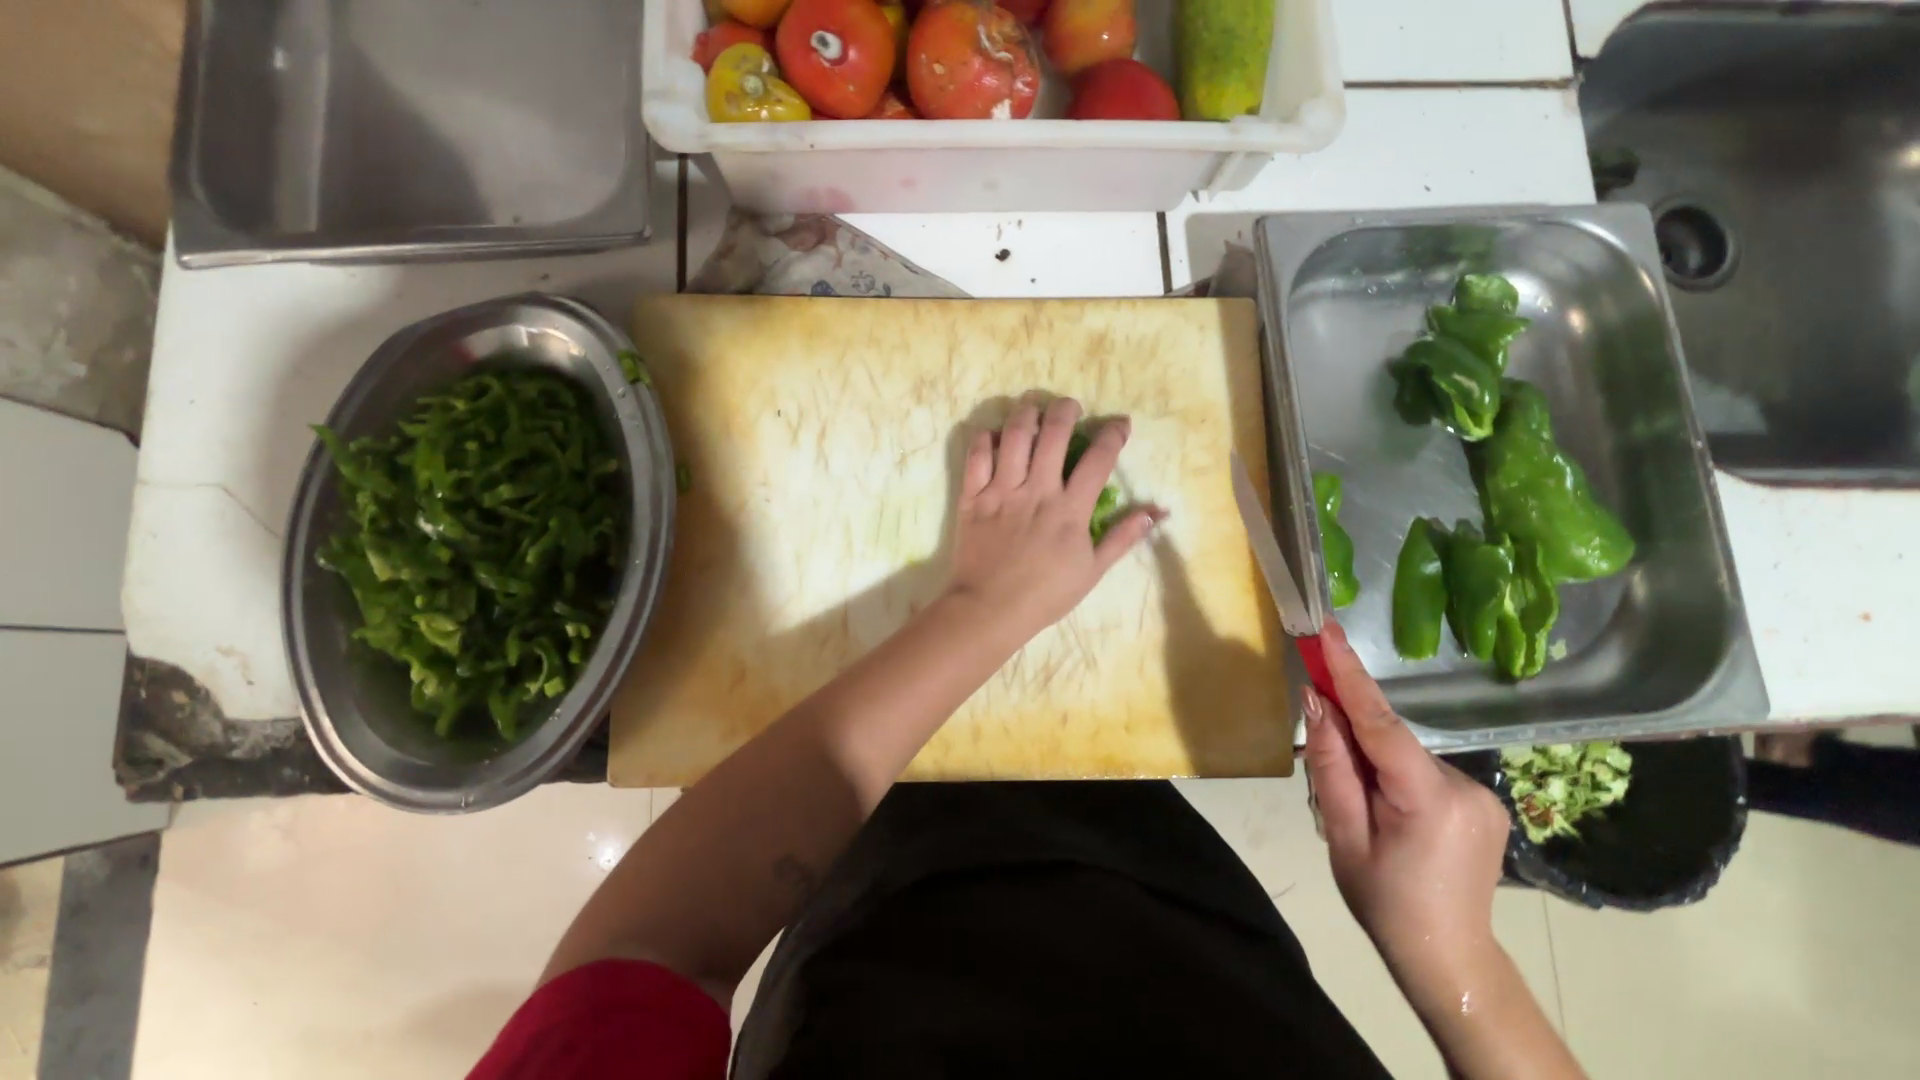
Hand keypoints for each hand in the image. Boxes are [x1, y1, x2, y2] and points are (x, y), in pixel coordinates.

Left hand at [946, 396, 1157, 638]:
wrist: (988, 610)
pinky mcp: (972, 497)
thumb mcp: (1092, 571)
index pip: (1099, 458)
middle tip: (1070, 406)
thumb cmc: (1045, 595)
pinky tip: (995, 435)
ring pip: (1014, 435)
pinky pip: (977, 455)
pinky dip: (986, 438)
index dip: (1113, 434)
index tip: (1119, 424)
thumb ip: (1122, 537)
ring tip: (1033, 409)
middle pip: (1054, 433)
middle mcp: (1037, 491)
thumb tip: (1156, 512)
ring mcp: (1002, 491)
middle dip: (1066, 409)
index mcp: (1071, 510)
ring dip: (1027, 413)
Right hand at [1304, 620, 1508, 983]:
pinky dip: (1394, 776)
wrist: (1447, 956)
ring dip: (1373, 764)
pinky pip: (1422, 771)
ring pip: (1406, 755)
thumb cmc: (1384, 901)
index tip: (1327, 631)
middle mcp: (1465, 784)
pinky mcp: (1483, 801)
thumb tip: (1316, 704)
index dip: (1350, 673)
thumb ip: (1331, 767)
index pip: (1382, 722)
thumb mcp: (1343, 836)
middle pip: (1391, 739)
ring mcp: (1481, 792)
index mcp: (1429, 798)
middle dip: (1351, 738)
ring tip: (1362, 814)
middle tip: (1324, 765)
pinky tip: (1388, 815)